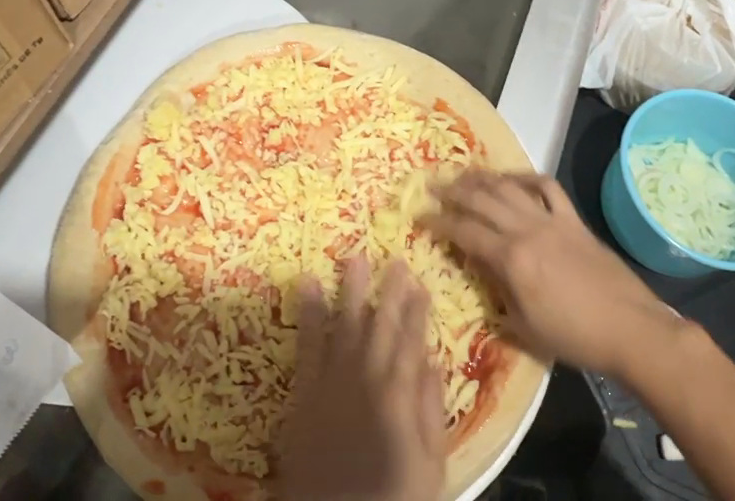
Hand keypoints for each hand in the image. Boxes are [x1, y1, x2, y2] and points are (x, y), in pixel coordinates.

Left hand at [276, 255, 445, 500]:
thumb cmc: (392, 495)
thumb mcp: (430, 463)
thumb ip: (429, 408)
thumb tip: (431, 358)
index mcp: (399, 393)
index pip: (411, 340)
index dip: (417, 310)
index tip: (420, 281)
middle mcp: (366, 377)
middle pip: (380, 326)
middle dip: (389, 291)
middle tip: (394, 258)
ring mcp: (331, 382)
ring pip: (344, 325)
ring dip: (351, 291)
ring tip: (355, 258)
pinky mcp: (303, 392)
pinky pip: (306, 343)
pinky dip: (309, 312)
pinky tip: (309, 285)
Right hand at [424, 170, 672, 376]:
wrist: (630, 329)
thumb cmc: (573, 337)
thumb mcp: (523, 326)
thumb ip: (495, 292)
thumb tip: (477, 266)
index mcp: (511, 259)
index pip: (464, 232)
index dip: (438, 222)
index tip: (419, 216)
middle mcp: (527, 231)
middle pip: (482, 200)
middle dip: (452, 191)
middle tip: (432, 186)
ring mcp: (552, 221)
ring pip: (509, 187)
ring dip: (483, 178)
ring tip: (463, 175)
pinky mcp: (574, 220)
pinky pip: (547, 187)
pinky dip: (526, 177)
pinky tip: (512, 178)